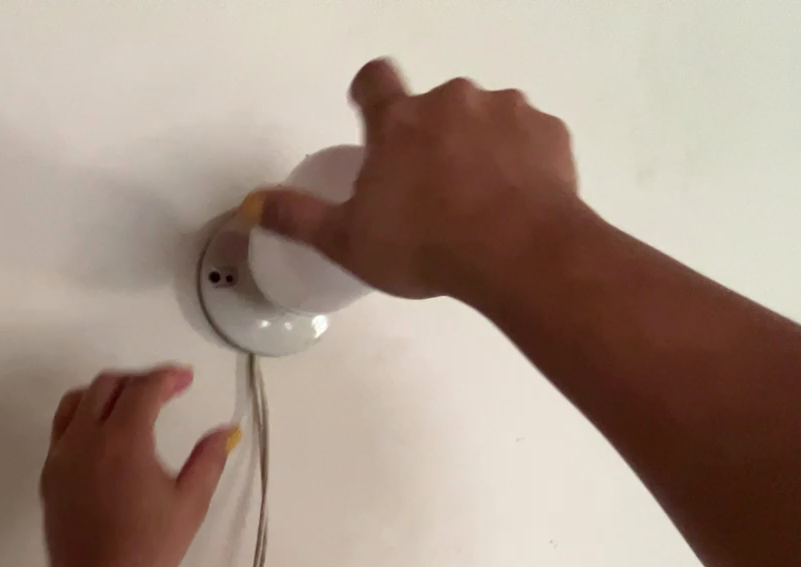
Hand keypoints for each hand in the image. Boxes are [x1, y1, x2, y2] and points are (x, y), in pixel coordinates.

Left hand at [40, 366, 235, 566]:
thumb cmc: (147, 551)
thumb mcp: (189, 506)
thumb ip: (208, 461)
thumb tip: (225, 430)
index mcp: (123, 441)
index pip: (143, 389)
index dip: (167, 377)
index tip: (186, 380)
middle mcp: (86, 437)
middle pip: (107, 385)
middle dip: (139, 380)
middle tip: (165, 391)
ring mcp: (61, 454)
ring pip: (78, 400)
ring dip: (107, 392)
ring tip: (131, 406)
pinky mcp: (49, 473)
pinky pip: (63, 426)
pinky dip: (85, 414)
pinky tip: (104, 436)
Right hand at [254, 58, 590, 304]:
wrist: (516, 253)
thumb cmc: (421, 246)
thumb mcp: (346, 241)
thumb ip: (298, 219)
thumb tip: (250, 206)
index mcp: (399, 123)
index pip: (375, 80)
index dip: (368, 91)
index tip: (368, 111)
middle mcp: (453, 101)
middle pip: (432, 107)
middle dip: (427, 138)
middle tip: (424, 191)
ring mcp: (507, 110)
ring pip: (482, 120)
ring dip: (473, 148)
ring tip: (471, 204)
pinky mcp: (550, 132)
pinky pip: (525, 140)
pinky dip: (515, 164)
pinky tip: (509, 204)